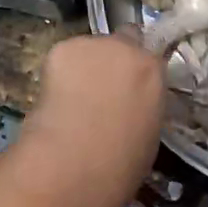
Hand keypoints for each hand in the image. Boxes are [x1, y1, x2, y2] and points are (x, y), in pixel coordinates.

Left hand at [20, 29, 164, 196]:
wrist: (73, 163)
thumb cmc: (119, 165)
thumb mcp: (149, 134)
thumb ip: (144, 104)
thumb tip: (131, 102)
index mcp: (151, 69)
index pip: (149, 55)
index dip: (137, 70)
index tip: (129, 87)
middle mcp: (124, 46)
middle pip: (121, 41)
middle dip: (113, 58)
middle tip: (101, 88)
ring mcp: (91, 44)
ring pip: (89, 50)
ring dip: (85, 67)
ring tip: (74, 100)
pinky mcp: (61, 48)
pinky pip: (64, 56)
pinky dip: (60, 72)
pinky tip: (56, 99)